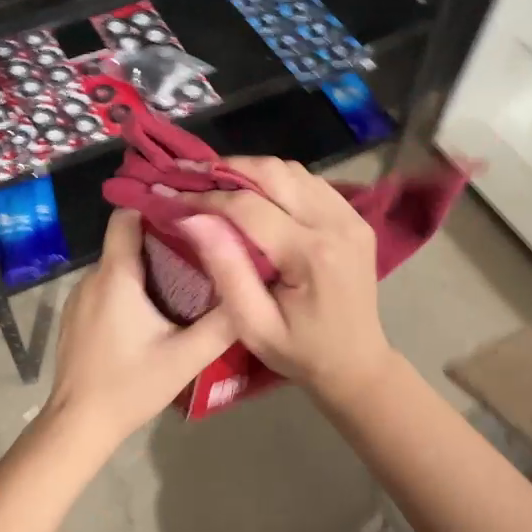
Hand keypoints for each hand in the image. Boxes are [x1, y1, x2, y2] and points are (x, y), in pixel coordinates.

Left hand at [47, 209, 238, 444]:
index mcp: (116, 276)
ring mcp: (79, 297)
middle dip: (162, 241)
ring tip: (185, 281)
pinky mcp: (75, 316)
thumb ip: (222, 323)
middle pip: (127, 241)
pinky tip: (153, 311)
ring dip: (147, 268)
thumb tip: (251, 288)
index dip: (155, 207)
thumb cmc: (130, 386)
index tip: (189, 211)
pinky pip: (106, 287)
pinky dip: (129, 289)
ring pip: (118, 266)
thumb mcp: (186, 357)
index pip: (127, 216)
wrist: (78, 424)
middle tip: (202, 251)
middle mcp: (92, 277)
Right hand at [176, 157, 399, 397]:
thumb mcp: (253, 325)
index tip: (173, 195)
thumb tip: (192, 219)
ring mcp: (351, 216)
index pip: (248, 206)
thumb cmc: (300, 351)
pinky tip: (256, 195)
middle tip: (192, 176)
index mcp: (310, 254)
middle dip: (227, 169)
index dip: (207, 197)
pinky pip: (310, 182)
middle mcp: (335, 224)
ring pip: (292, 170)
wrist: (357, 362)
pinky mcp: (355, 217)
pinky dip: (278, 181)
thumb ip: (225, 268)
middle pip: (274, 172)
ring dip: (252, 171)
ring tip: (218, 185)